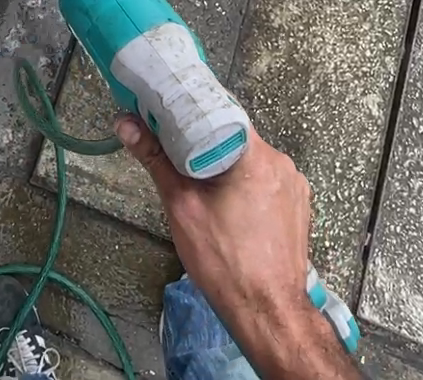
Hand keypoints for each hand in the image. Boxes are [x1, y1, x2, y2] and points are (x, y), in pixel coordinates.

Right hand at [117, 115, 358, 379]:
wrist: (269, 314)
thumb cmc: (223, 259)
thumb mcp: (180, 205)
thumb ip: (154, 157)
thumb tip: (124, 122)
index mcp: (255, 154)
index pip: (220, 110)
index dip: (190, 108)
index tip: (165, 108)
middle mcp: (281, 162)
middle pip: (233, 134)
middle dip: (203, 139)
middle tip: (173, 146)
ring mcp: (294, 184)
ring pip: (248, 157)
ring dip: (223, 161)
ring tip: (196, 177)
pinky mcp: (298, 204)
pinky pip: (264, 178)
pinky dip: (243, 181)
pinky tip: (226, 200)